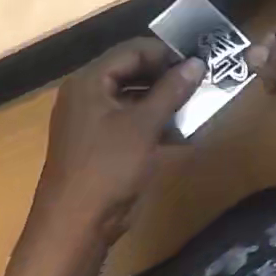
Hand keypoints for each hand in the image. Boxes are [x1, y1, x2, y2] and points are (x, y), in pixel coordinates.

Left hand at [32, 39, 203, 249]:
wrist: (75, 226)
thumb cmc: (108, 167)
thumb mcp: (144, 125)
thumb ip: (171, 91)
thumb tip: (196, 63)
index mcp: (89, 81)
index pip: (132, 50)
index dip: (165, 53)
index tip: (198, 61)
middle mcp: (87, 95)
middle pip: (131, 73)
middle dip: (166, 77)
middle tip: (201, 82)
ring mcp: (91, 122)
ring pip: (133, 99)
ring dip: (163, 102)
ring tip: (197, 105)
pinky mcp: (100, 146)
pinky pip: (130, 123)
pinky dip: (153, 124)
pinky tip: (182, 133)